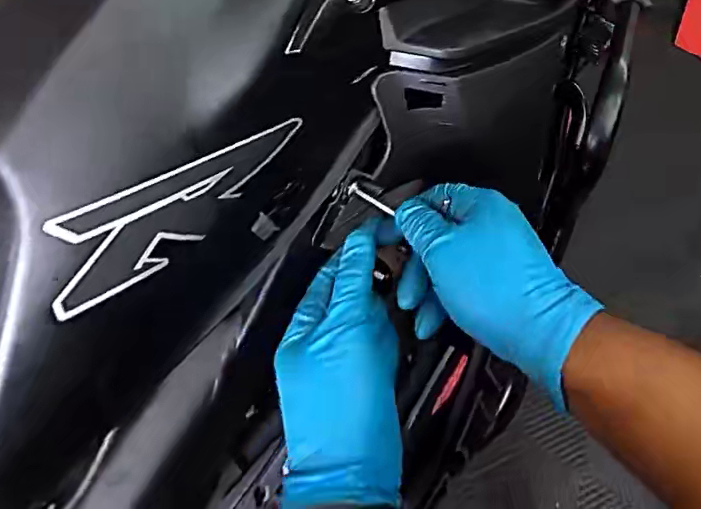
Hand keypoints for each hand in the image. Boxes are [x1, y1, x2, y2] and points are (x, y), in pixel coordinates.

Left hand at [273, 222, 400, 507]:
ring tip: (391, 323)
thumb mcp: (347, 325)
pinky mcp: (369, 373)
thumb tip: (359, 239)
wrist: (359, 467)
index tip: (380, 232)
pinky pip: (385, 338)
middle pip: (355, 289)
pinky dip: (394, 335)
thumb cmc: (339, 410)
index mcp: (304, 326)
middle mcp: (322, 339)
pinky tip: (396, 343)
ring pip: (373, 312)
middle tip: (393, 280)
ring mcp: (346, 357)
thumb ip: (354, 278)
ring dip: (387, 312)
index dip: (356, 248)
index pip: (332, 270)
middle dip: (376, 285)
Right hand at [389, 184, 601, 407]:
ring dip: (429, 287)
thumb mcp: (442, 251)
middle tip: (407, 286)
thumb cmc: (498, 289)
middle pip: (440, 233)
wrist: (539, 329)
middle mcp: (493, 222)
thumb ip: (419, 226)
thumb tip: (407, 212)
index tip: (391, 237)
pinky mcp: (504, 279)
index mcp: (481, 203)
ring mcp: (501, 251)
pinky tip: (437, 319)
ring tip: (420, 312)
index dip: (408, 217)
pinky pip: (467, 281)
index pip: (434, 196)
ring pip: (451, 261)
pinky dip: (448, 298)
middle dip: (418, 263)